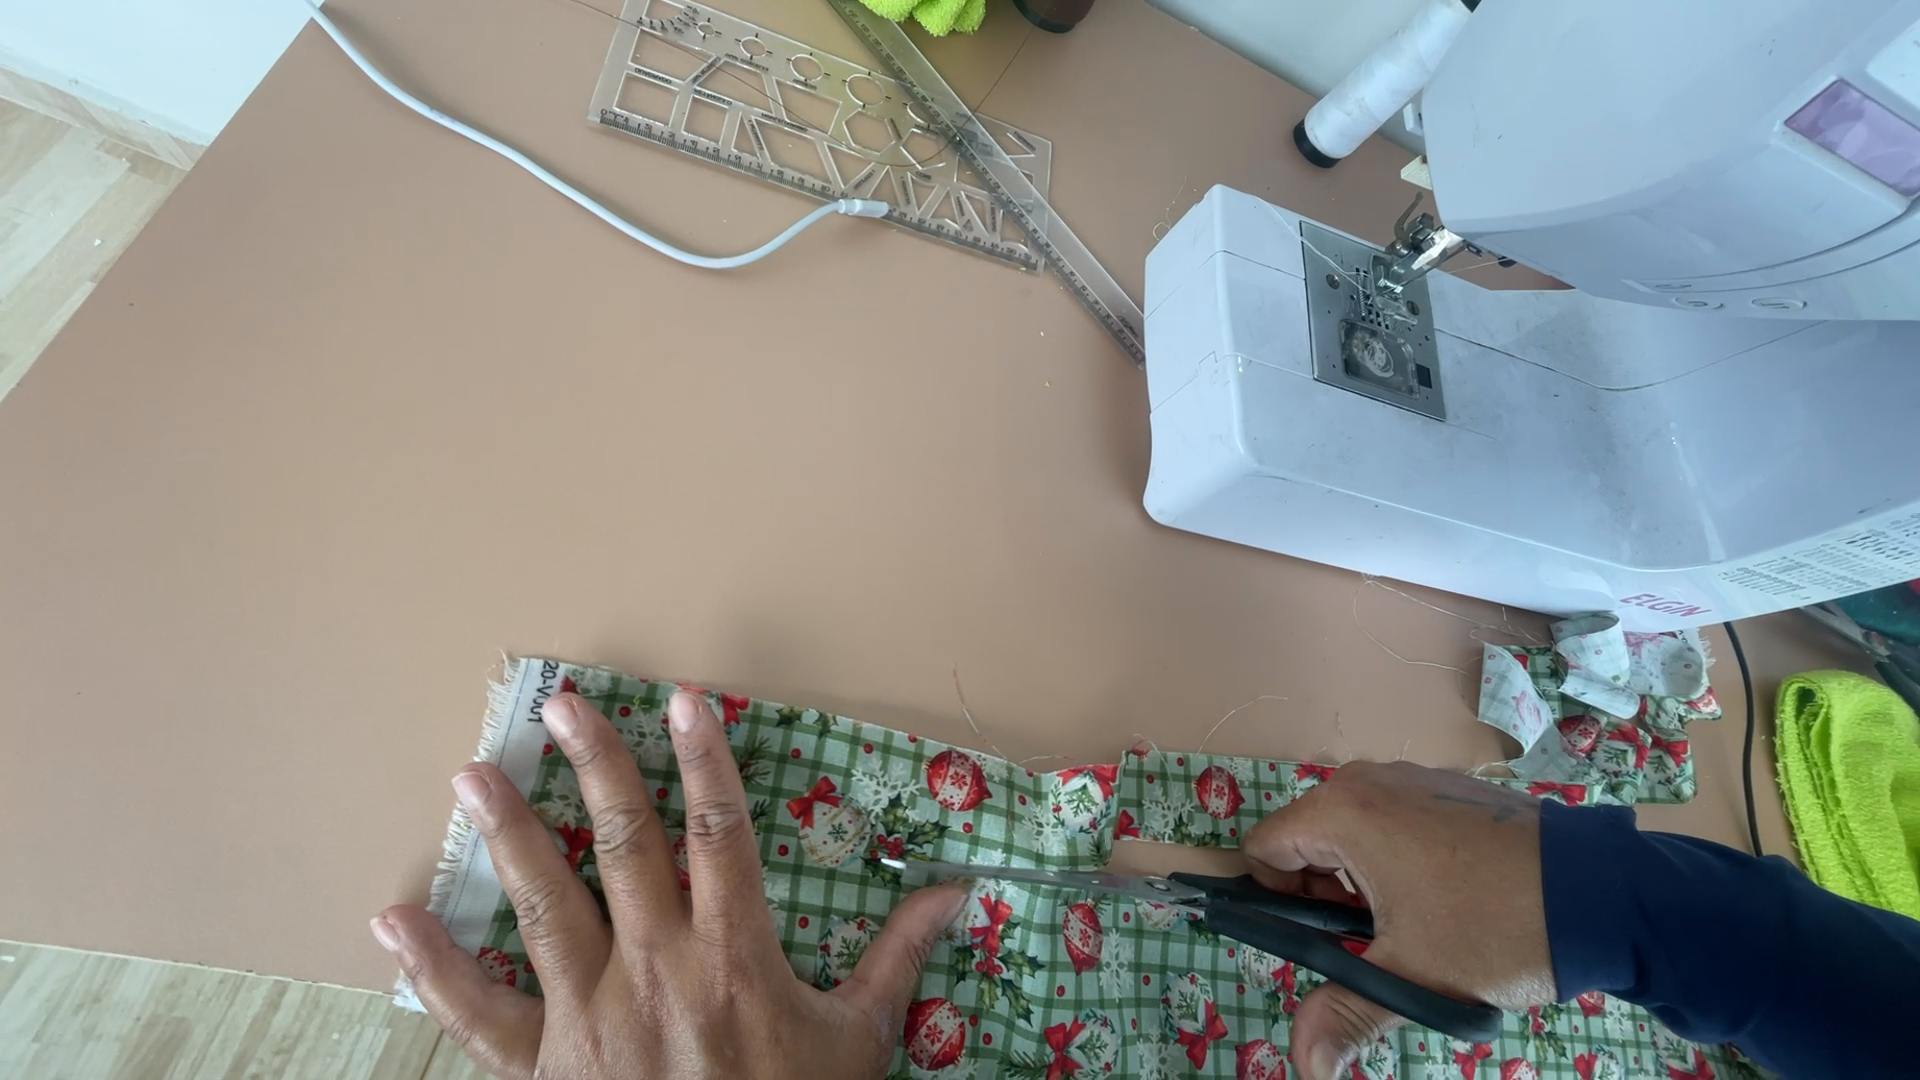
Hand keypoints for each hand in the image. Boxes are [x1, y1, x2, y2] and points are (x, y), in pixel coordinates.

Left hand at [370, 691, 966, 1078]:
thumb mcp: (858, 1041)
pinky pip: (476, 1016)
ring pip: (544, 908)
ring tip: (473, 776)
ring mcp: (585, 1018)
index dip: (706, 759)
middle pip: (623, 846)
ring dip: (510, 836)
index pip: (721, 831)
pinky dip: (434, 967)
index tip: (687, 698)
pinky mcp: (534, 1072)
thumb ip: (900, 956)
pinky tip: (394, 919)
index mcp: (732, 956)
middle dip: (597, 768)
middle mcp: (654, 969)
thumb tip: (956, 889)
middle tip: (564, 707)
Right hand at [1241, 761, 1555, 1079]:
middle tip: (1375, 934)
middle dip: (1322, 891)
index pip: (1263, 846)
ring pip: (1345, 829)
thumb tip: (1305, 1067)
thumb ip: (1348, 1013)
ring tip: (1415, 917)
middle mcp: (1359, 781)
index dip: (1276, 897)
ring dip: (1358, 875)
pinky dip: (1392, 852)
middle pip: (1304, 838)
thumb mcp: (1417, 976)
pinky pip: (1385, 816)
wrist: (1605, 891)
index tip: (1325, 932)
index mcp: (1339, 812)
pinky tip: (1444, 889)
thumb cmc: (1494, 925)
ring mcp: (1401, 777)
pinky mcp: (1437, 783)